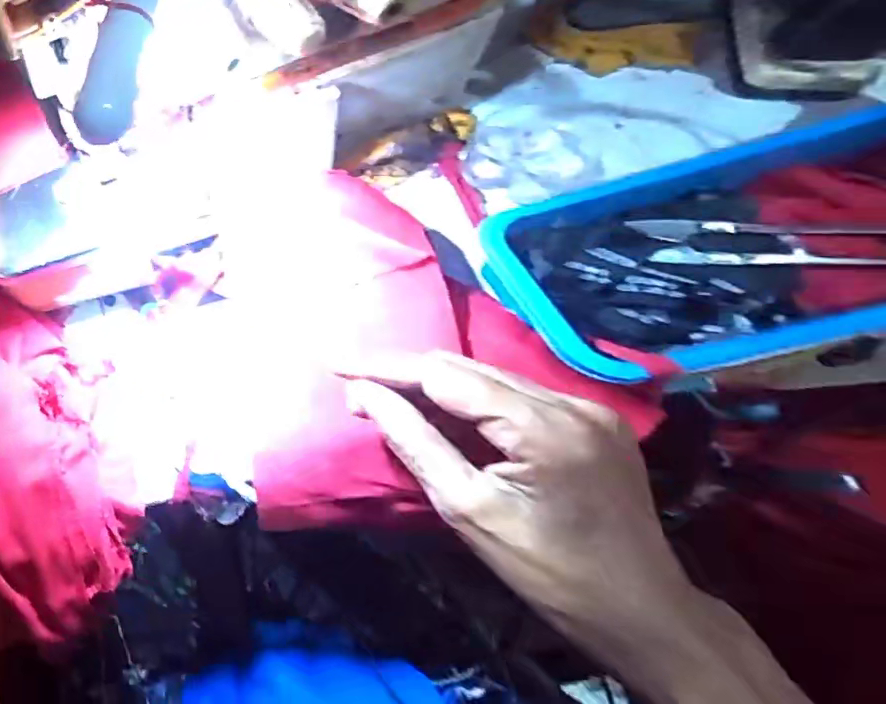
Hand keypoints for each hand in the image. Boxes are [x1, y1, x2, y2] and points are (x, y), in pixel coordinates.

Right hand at [340, 353, 698, 654]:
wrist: (647, 617)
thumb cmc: (550, 571)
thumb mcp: (466, 507)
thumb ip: (411, 439)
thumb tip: (361, 392)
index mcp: (545, 427)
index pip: (443, 375)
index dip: (383, 367)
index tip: (334, 364)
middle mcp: (570, 404)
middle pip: (462, 367)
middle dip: (401, 374)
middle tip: (356, 393)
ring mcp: (586, 408)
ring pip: (481, 374)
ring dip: (429, 384)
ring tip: (385, 399)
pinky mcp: (589, 419)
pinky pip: (505, 390)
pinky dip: (462, 396)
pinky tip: (437, 412)